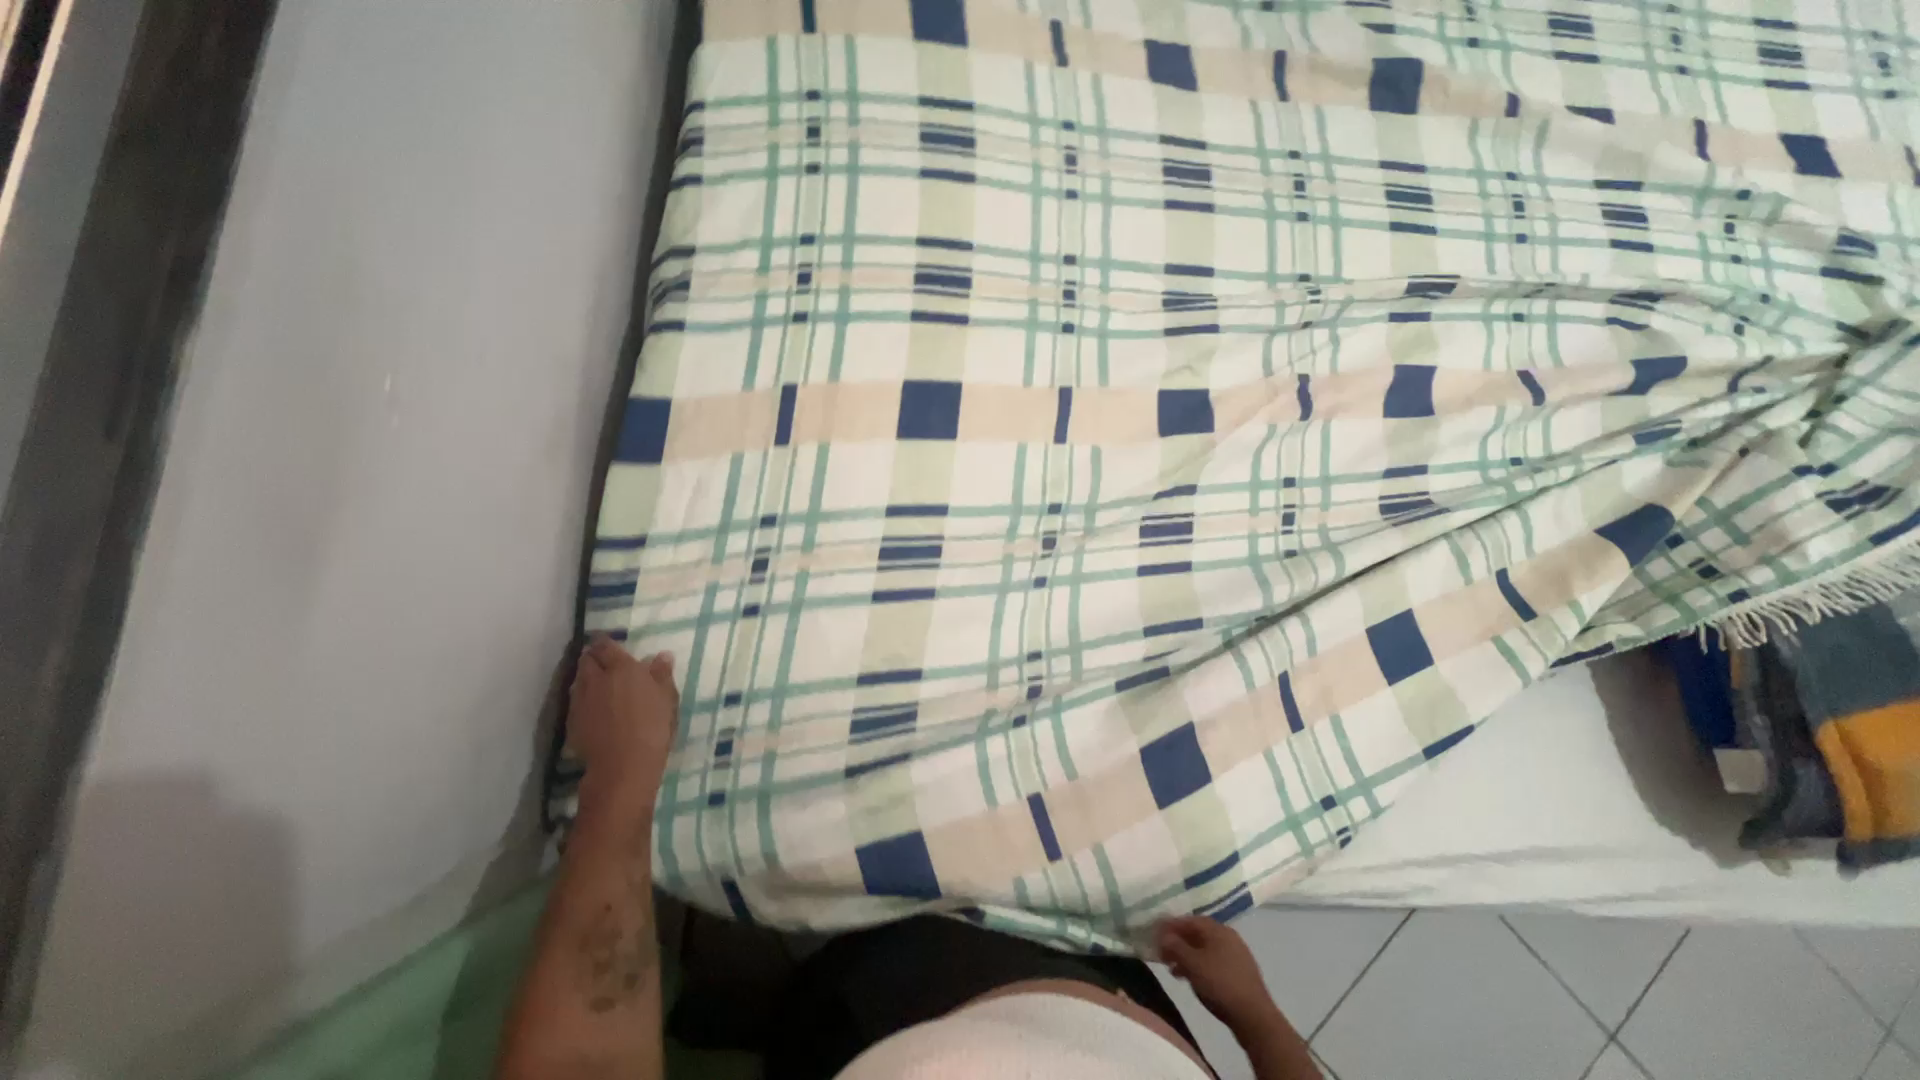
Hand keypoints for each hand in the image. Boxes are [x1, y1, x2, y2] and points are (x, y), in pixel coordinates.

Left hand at [568, 635, 679, 819]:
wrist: (623, 764)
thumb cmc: (652, 727)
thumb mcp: (666, 699)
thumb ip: (662, 675)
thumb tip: (662, 655)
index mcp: (621, 668)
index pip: (605, 645)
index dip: (605, 643)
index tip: (610, 645)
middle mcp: (596, 678)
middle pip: (586, 660)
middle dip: (593, 658)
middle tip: (605, 664)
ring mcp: (581, 700)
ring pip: (578, 680)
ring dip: (586, 678)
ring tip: (599, 686)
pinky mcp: (572, 720)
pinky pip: (576, 702)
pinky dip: (583, 700)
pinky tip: (594, 710)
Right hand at [1156, 915, 1278, 1031]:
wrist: (1253, 1015)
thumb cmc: (1219, 984)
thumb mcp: (1192, 964)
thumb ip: (1175, 946)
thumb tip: (1163, 935)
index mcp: (1217, 930)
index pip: (1189, 920)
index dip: (1170, 925)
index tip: (1154, 934)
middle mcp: (1228, 937)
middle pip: (1197, 933)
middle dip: (1177, 942)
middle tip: (1161, 953)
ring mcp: (1235, 954)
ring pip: (1204, 949)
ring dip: (1186, 955)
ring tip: (1172, 969)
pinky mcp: (1238, 971)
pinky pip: (1213, 961)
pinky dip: (1198, 965)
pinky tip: (1190, 978)